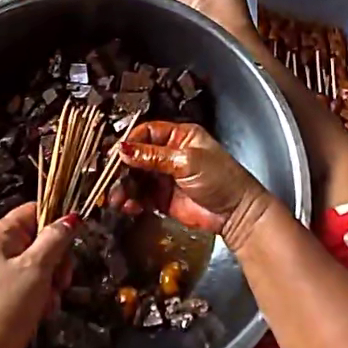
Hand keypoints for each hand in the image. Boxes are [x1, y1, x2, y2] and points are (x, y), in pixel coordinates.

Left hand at [0, 203, 76, 347]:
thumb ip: (55, 239)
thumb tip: (72, 217)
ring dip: (53, 280)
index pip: (33, 211)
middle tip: (62, 280)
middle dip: (57, 259)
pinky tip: (44, 309)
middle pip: (41, 237)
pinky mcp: (8, 289)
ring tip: (50, 300)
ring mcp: (3, 268)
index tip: (73, 241)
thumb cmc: (7, 304)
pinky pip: (34, 281)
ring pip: (42, 262)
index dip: (55, 221)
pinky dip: (44, 293)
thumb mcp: (36, 268)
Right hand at [117, 122, 273, 250]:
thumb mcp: (187, 162)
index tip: (116, 153)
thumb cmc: (221, 179)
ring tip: (117, 198)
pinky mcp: (161, 197)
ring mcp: (163, 176)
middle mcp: (168, 154)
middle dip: (122, 168)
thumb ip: (153, 157)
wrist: (236, 214)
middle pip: (136, 156)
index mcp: (178, 137)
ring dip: (123, 187)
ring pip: (134, 177)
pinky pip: (139, 196)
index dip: (130, 142)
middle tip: (110, 178)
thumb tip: (123, 150)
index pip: (146, 133)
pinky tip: (127, 206)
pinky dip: (130, 200)